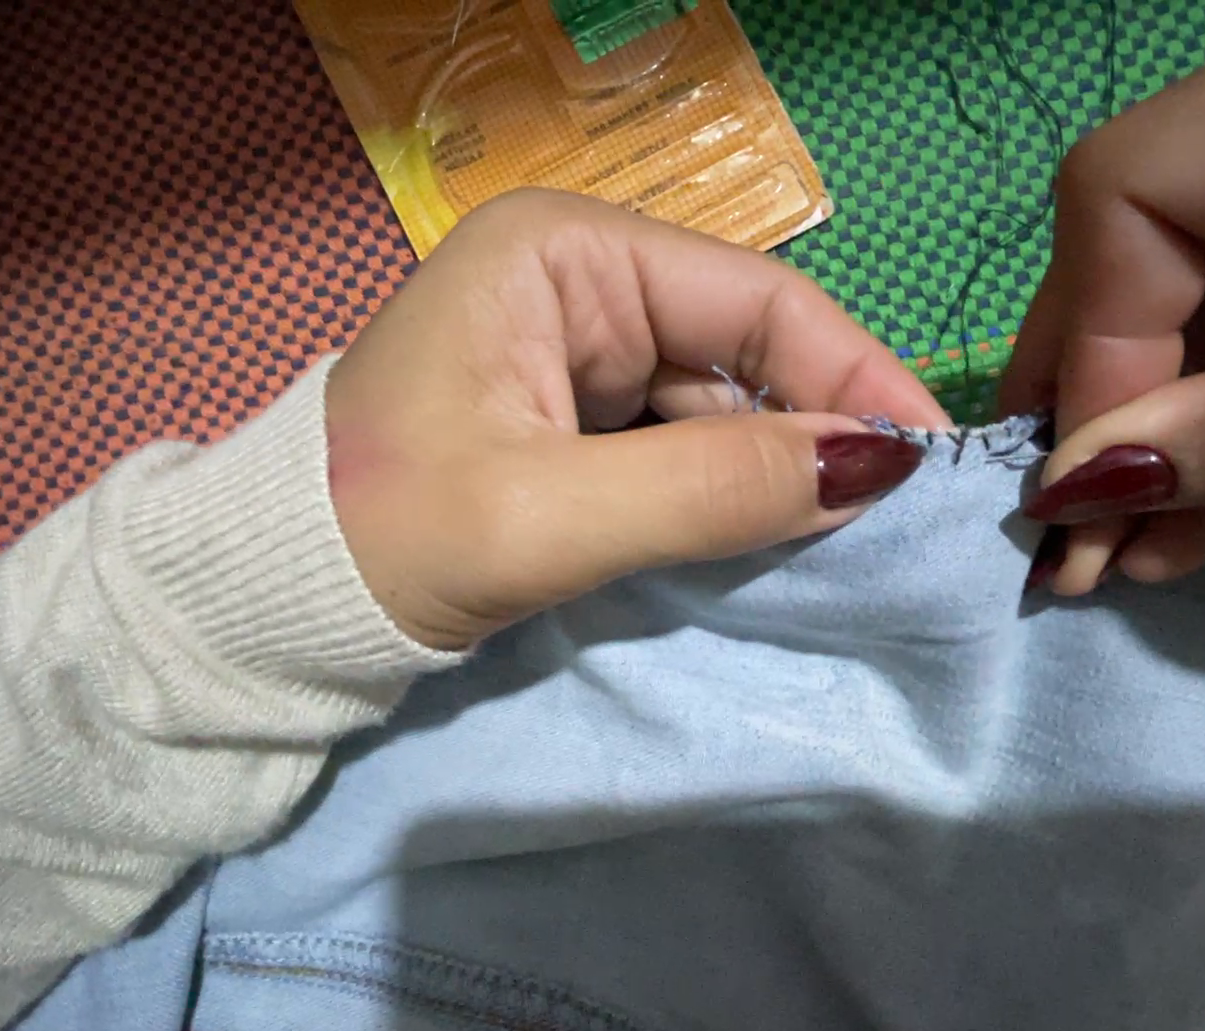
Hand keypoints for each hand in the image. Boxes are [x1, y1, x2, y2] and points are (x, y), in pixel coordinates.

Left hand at [325, 190, 947, 649]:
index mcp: (562, 257)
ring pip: (716, 406)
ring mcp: (577, 357)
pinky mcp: (574, 424)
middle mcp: (578, 288)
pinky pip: (678, 448)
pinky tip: (759, 534)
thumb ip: (708, 487)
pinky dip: (723, 493)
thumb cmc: (385, 535)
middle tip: (892, 514)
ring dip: (772, 469)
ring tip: (838, 534)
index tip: (926, 456)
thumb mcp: (547, 514)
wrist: (277, 600)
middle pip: (741, 350)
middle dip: (814, 429)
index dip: (851, 373)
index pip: (750, 299)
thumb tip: (872, 467)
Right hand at [1001, 0, 1204, 594]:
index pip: (1148, 180)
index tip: (1078, 477)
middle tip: (1060, 531)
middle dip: (1092, 396)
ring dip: (1145, 434)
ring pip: (1190, 295)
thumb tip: (1075, 486)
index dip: (1085, 333)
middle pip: (1147, 234)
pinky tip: (1185, 525)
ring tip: (1115, 556)